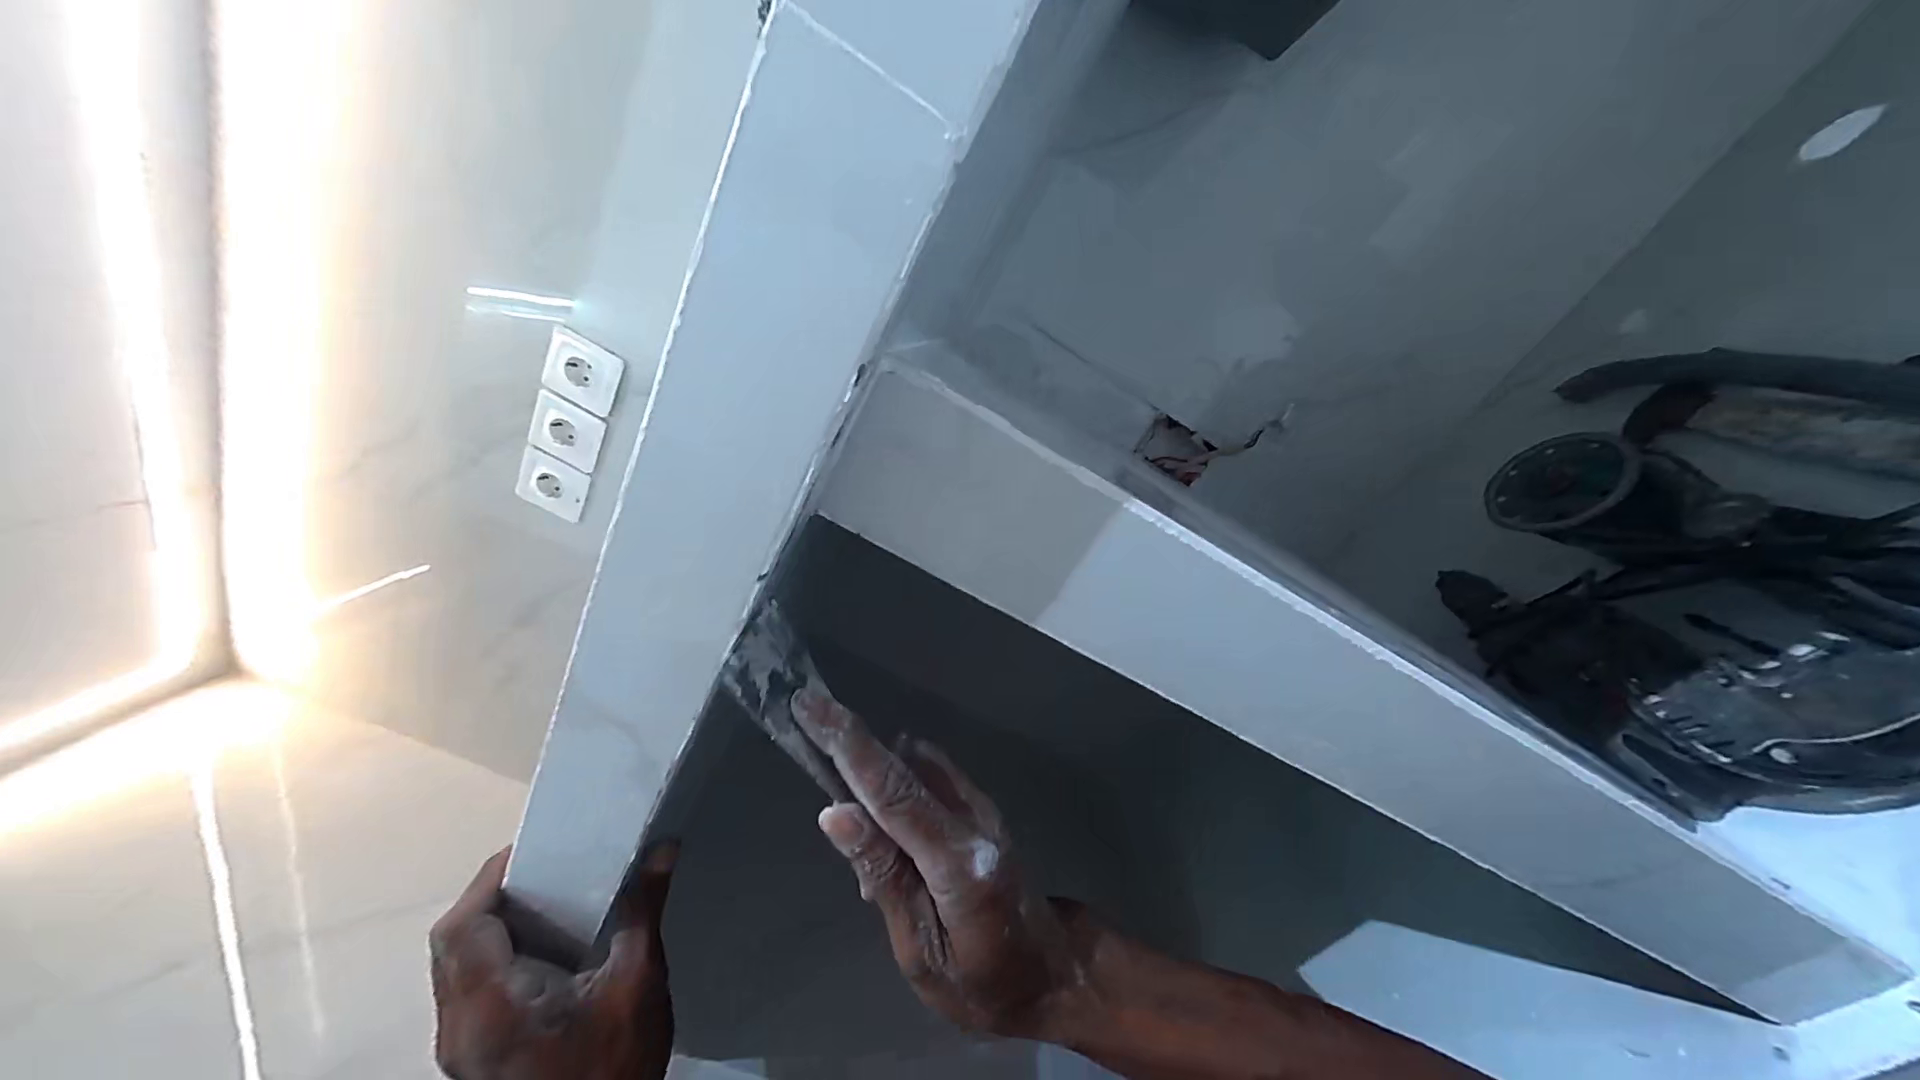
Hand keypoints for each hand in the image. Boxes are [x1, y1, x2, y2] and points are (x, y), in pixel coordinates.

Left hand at [429, 843, 678, 1079]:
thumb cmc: (613, 1066)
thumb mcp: (638, 983)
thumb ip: (642, 911)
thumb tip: (662, 848)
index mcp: (489, 1008)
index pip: (461, 929)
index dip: (489, 880)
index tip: (535, 847)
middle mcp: (458, 1027)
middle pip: (451, 945)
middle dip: (493, 896)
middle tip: (547, 864)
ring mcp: (460, 1046)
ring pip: (455, 966)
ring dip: (493, 924)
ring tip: (549, 893)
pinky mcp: (474, 1054)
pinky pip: (470, 987)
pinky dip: (498, 952)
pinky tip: (545, 943)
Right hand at [795, 689, 1098, 1039]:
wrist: (1051, 969)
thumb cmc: (982, 982)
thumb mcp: (921, 949)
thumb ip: (882, 873)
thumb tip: (835, 811)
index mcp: (959, 861)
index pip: (893, 791)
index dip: (848, 746)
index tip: (810, 706)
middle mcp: (974, 817)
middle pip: (901, 766)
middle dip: (849, 738)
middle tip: (805, 714)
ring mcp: (982, 806)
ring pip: (913, 766)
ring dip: (869, 767)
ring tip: (840, 798)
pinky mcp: (981, 804)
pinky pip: (927, 776)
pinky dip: (892, 782)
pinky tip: (878, 820)